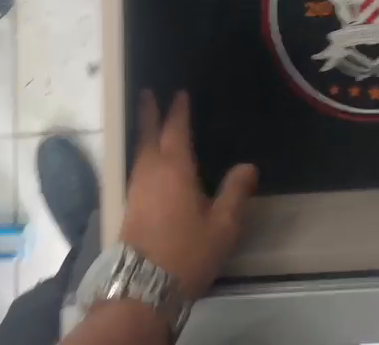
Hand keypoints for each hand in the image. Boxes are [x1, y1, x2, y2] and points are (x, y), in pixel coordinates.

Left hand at [118, 91, 257, 298]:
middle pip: (149, 134)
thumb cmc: (187, 251)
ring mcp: (136, 187)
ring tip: (147, 121)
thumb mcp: (222, 226)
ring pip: (140, 150)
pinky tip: (146, 161)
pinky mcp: (129, 204)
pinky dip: (141, 153)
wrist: (144, 286)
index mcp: (175, 168)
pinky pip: (136, 166)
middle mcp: (152, 170)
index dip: (178, 111)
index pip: (176, 130)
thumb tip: (249, 166)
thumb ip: (235, 193)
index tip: (179, 93)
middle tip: (147, 92)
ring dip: (143, 131)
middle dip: (150, 112)